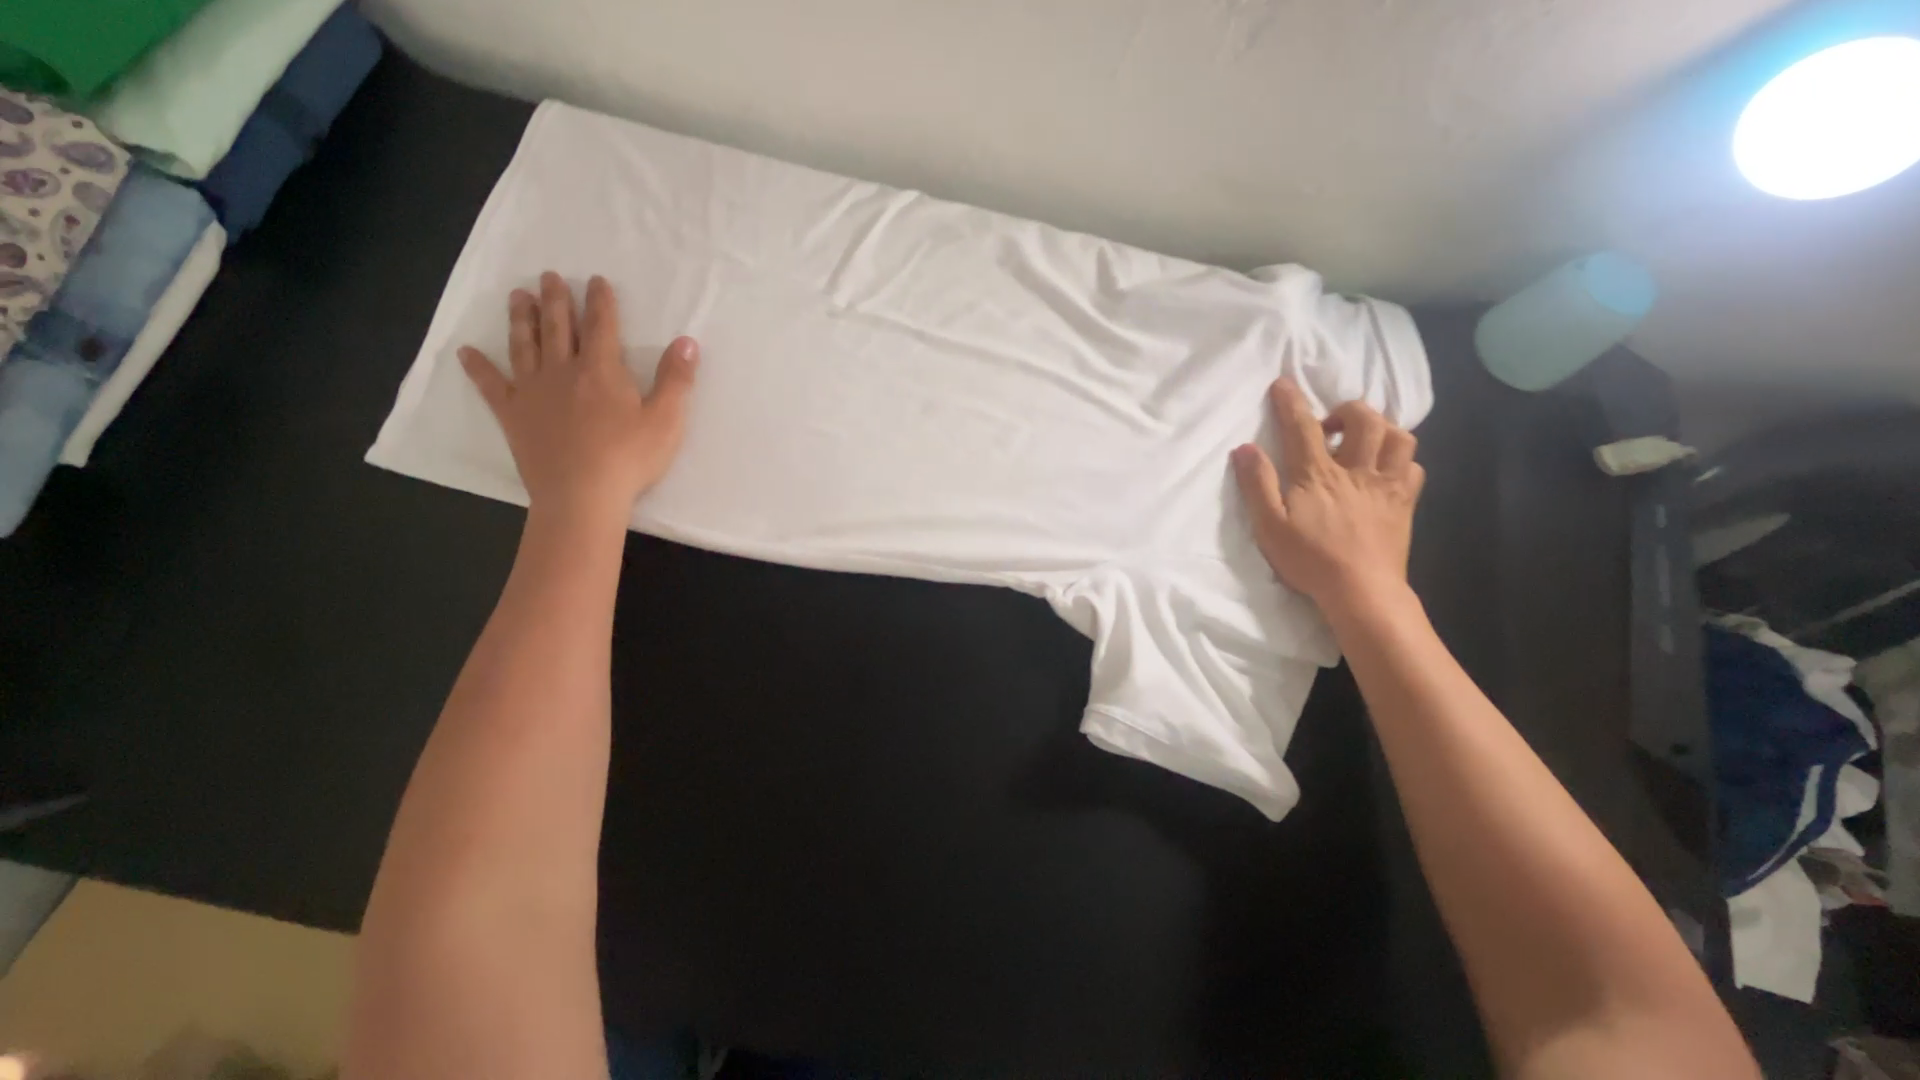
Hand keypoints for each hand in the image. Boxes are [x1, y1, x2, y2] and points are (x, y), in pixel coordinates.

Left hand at [460, 271, 696, 521]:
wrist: (581, 496)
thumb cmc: (628, 459)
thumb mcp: (667, 420)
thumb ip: (676, 379)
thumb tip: (687, 342)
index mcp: (601, 369)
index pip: (601, 325)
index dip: (600, 301)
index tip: (595, 280)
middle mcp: (562, 371)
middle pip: (557, 327)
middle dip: (555, 299)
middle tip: (548, 276)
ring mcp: (532, 391)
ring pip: (524, 345)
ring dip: (521, 318)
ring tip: (517, 296)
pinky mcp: (512, 415)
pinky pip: (490, 385)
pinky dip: (478, 367)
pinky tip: (466, 352)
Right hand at [1231, 378, 1424, 618]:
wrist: (1362, 591)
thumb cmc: (1311, 561)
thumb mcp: (1270, 526)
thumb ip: (1257, 485)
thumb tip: (1244, 448)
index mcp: (1318, 474)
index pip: (1302, 426)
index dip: (1291, 401)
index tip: (1282, 383)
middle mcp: (1356, 470)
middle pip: (1364, 420)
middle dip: (1347, 410)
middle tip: (1330, 426)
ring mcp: (1386, 485)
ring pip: (1399, 438)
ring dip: (1382, 429)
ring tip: (1364, 441)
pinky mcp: (1405, 503)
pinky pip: (1414, 468)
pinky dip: (1402, 461)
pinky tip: (1387, 470)